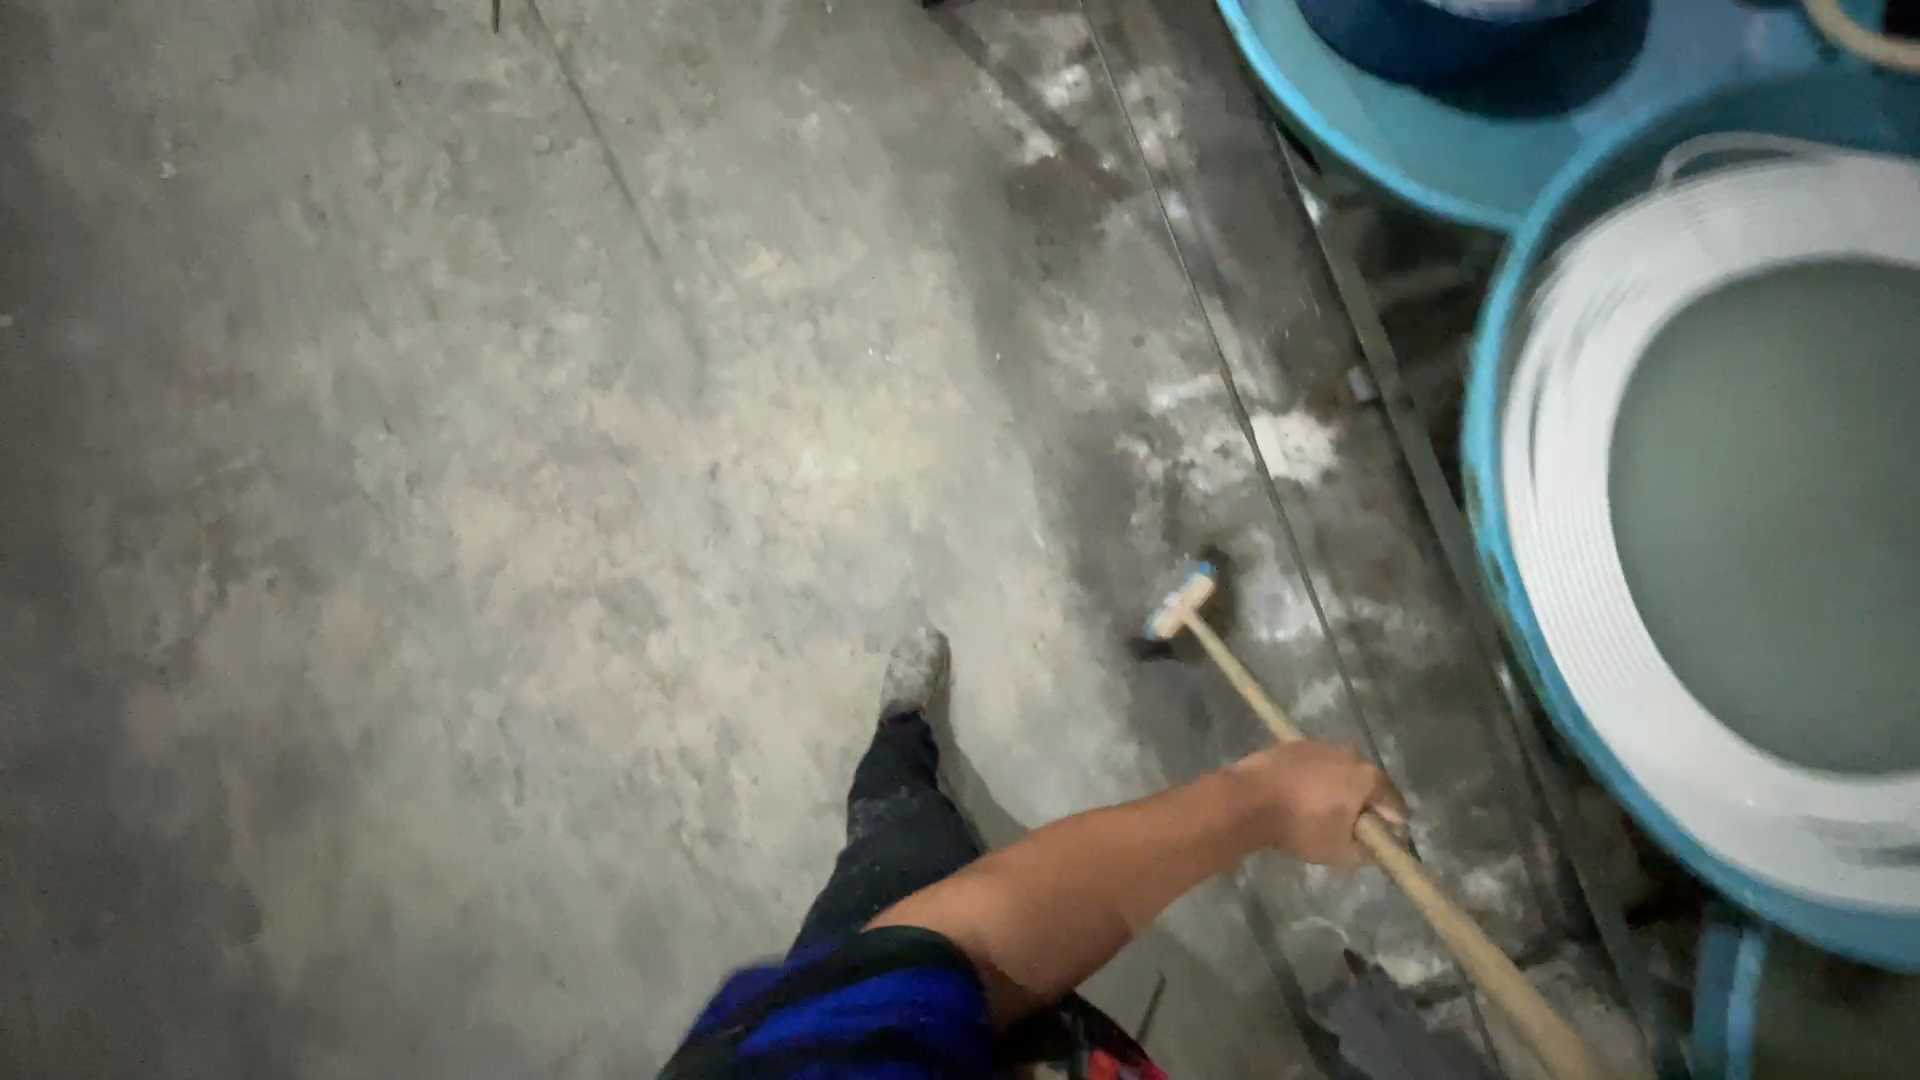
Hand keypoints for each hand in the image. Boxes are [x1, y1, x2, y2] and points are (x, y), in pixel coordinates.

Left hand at [1229, 741, 1407, 865]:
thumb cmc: (1301, 826)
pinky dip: (1312, 777)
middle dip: (1363, 803)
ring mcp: (1316, 745)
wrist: (1247, 799)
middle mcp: (1346, 753)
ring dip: (1336, 787)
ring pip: (1337, 770)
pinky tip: (1299, 794)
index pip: (1394, 803)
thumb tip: (1377, 847)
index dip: (1393, 825)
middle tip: (1351, 825)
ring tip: (1322, 809)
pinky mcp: (1289, 744)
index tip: (1384, 840)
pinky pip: (1311, 764)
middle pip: (1366, 782)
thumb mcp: (1343, 853)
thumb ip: (1370, 851)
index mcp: (1367, 776)